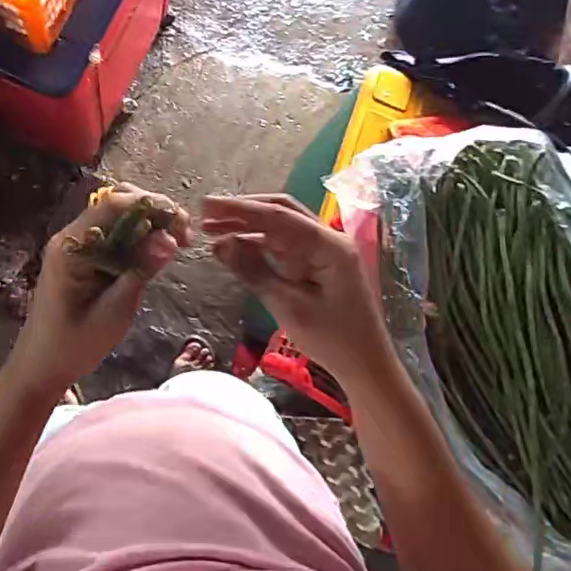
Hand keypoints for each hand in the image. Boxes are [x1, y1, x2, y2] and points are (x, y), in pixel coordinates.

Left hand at [12, 184, 194, 389]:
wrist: (41, 367)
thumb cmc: (73, 346)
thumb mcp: (113, 312)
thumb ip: (140, 271)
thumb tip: (170, 239)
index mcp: (72, 246)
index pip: (114, 204)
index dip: (152, 206)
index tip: (182, 226)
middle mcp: (73, 236)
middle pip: (119, 202)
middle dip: (155, 211)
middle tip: (185, 236)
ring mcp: (79, 244)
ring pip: (121, 215)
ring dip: (152, 223)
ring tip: (180, 243)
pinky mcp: (87, 255)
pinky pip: (117, 234)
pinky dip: (142, 237)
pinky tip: (160, 252)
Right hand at [200, 195, 397, 385]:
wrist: (366, 365)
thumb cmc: (333, 340)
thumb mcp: (289, 307)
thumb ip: (254, 272)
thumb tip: (220, 245)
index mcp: (329, 245)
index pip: (279, 216)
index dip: (240, 209)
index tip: (208, 205)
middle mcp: (328, 239)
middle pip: (280, 213)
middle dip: (242, 211)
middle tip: (205, 214)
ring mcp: (323, 250)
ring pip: (280, 227)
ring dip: (247, 226)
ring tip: (211, 229)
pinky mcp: (316, 263)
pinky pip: (284, 245)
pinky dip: (259, 243)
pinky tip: (234, 245)